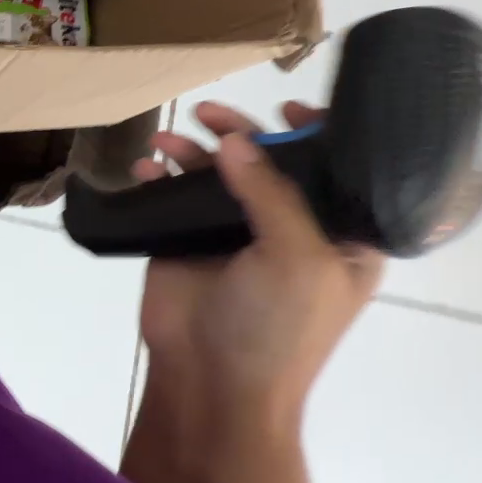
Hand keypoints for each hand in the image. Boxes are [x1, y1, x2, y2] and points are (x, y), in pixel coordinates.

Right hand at [131, 101, 383, 432]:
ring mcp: (231, 235)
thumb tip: (236, 141)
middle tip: (208, 112)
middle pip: (267, 166)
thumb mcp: (294, 258)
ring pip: (215, 176)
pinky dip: (157, 176)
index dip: (319, 138)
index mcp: (337, 239)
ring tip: (166, 139)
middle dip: (241, 135)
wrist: (212, 375)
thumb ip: (270, 195)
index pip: (336, 176)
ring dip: (193, 151)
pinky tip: (145, 168)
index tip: (288, 107)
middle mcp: (286, 230)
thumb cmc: (277, 325)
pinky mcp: (182, 240)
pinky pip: (171, 197)